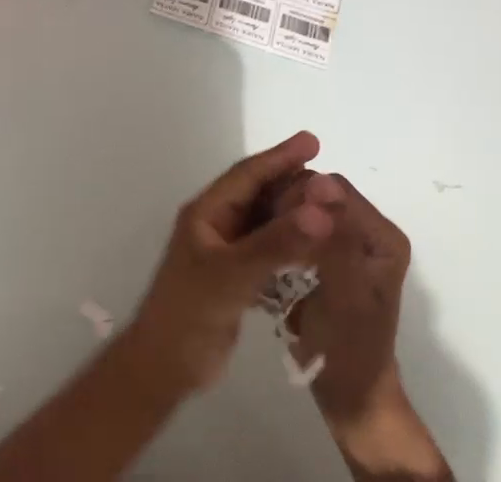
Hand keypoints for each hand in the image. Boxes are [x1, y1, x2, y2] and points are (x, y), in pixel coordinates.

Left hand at [127, 132, 344, 391]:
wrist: (169, 360)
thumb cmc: (191, 309)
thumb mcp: (234, 273)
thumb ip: (276, 243)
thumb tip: (321, 208)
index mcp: (205, 214)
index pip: (246, 176)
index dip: (278, 157)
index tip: (312, 140)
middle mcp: (213, 226)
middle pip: (256, 194)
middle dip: (290, 182)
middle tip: (332, 178)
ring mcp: (223, 252)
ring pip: (263, 221)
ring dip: (292, 213)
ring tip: (330, 208)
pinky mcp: (233, 278)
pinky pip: (267, 249)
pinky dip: (290, 244)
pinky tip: (315, 248)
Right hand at [274, 174, 449, 480]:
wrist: (349, 395)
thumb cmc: (348, 348)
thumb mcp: (342, 294)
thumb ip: (335, 239)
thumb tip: (322, 180)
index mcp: (381, 236)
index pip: (330, 187)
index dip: (295, 199)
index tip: (270, 228)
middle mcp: (368, 233)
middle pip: (315, 195)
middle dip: (285, 209)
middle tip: (263, 242)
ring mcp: (348, 246)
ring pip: (302, 210)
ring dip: (278, 222)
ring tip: (261, 248)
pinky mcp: (329, 259)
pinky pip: (298, 229)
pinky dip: (279, 236)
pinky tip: (265, 254)